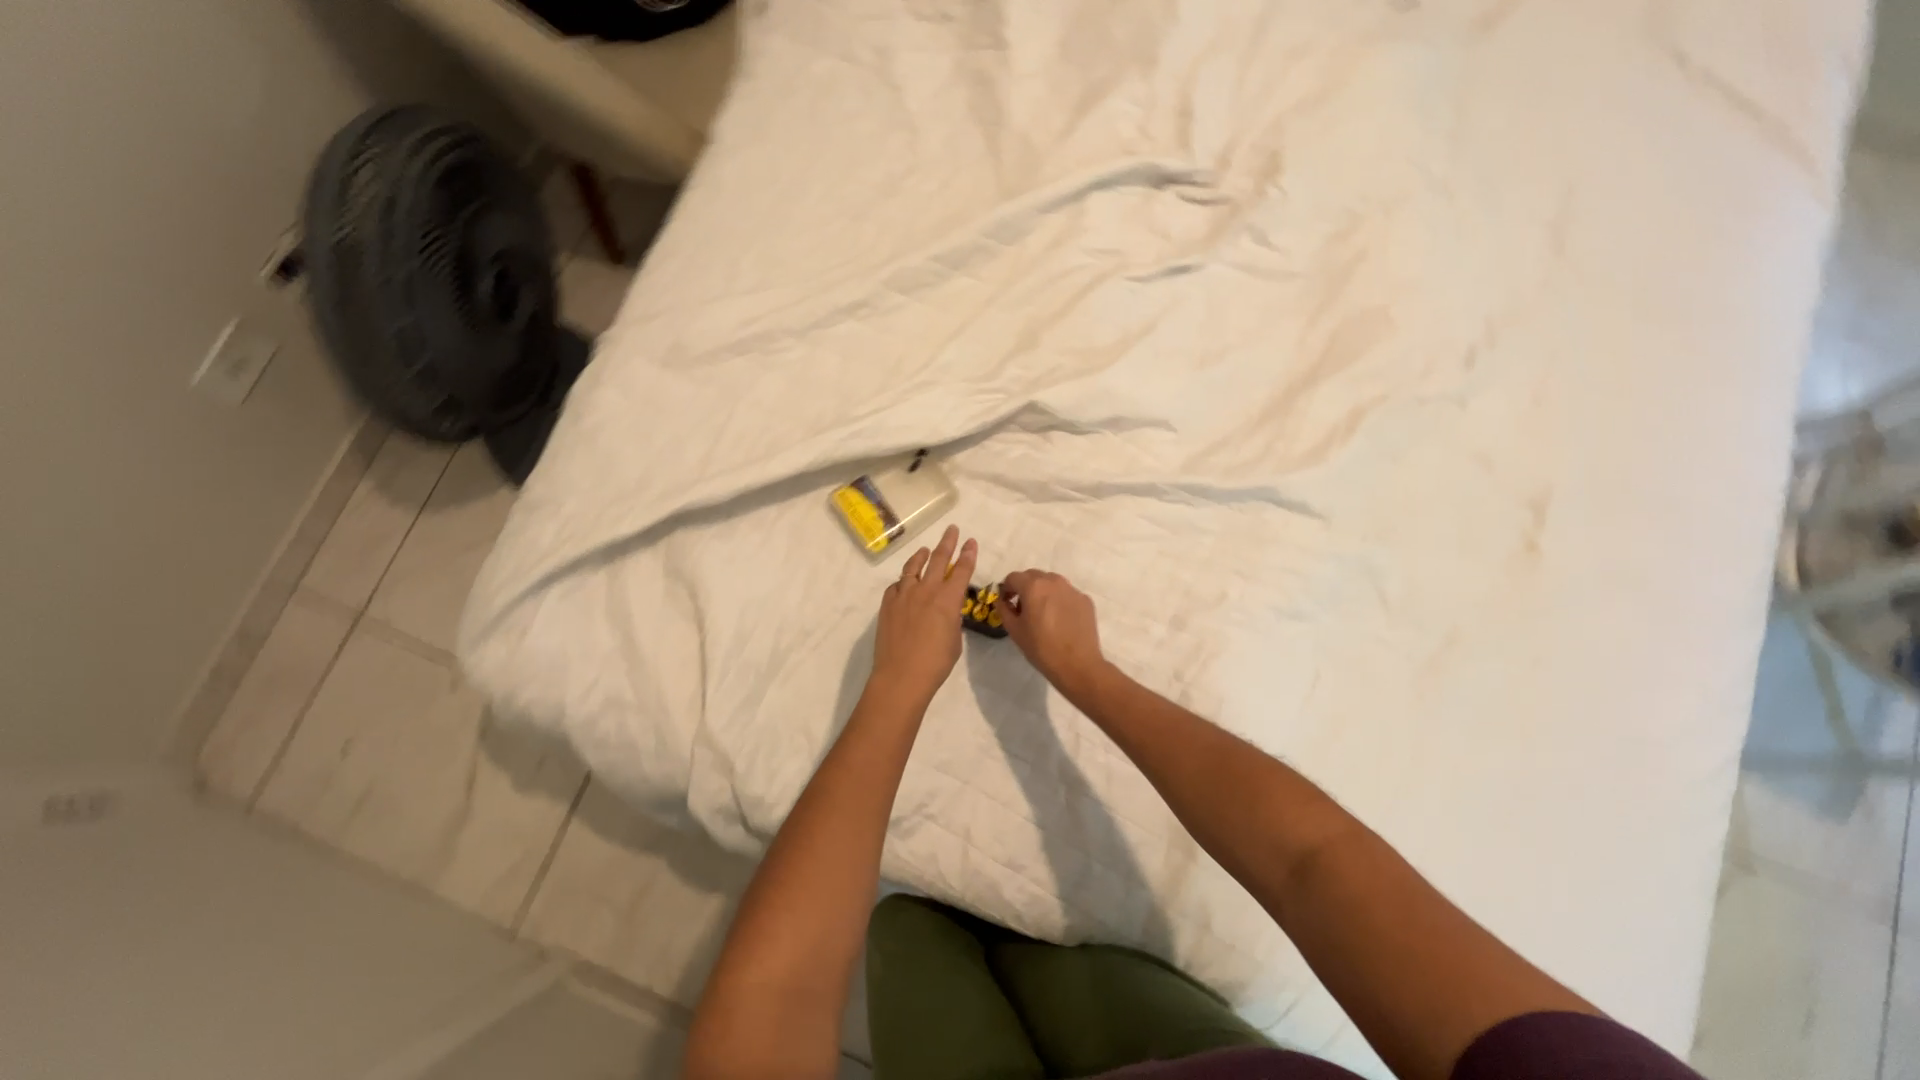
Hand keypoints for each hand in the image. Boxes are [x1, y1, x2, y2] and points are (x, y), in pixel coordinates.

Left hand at [868, 526, 977, 707]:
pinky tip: (905, 582)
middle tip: (952, 529)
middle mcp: (927, 590)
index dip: (968, 554)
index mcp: (948, 600)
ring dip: (922, 556)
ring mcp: (904, 595)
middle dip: (947, 543)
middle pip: (939, 559)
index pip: (962, 570)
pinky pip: (896, 585)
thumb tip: (946, 611)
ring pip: (914, 567)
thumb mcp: (954, 640)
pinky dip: (904, 581)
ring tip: (925, 549)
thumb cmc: (936, 663)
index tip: (971, 541)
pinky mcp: (887, 604)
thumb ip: (952, 620)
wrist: (901, 675)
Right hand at [996, 570, 1111, 698]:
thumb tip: (1002, 600)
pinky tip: (1060, 620)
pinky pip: (1066, 594)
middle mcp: (1054, 581)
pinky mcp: (1085, 600)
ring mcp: (1072, 589)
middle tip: (1023, 608)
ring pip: (1051, 583)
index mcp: (1033, 586)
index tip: (1007, 603)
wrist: (1077, 664)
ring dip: (1043, 592)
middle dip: (1024, 588)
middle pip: (1033, 576)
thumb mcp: (1014, 630)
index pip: (1013, 577)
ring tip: (1043, 614)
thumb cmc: (1041, 648)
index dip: (1006, 589)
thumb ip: (1003, 609)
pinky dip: (1059, 601)